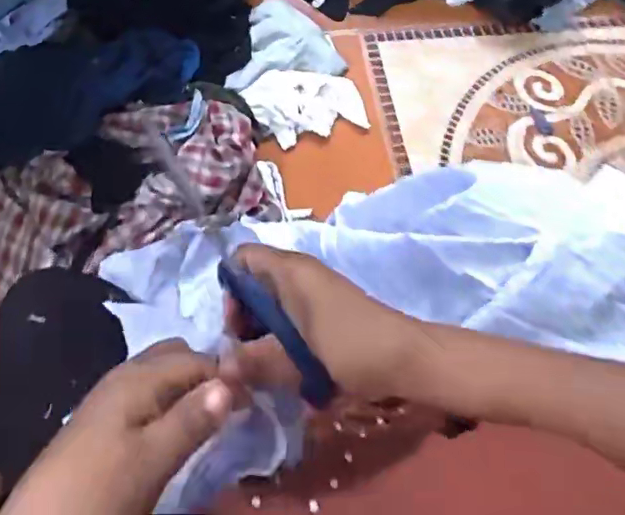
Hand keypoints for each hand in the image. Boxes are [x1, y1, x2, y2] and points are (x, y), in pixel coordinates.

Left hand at [4, 340, 236, 514]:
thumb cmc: (99, 492)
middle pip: (177, 357)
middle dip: (206, 373)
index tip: (254, 401)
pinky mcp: (100, 422)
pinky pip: (146, 394)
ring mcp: (109, 397)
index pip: (198, 359)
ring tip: (209, 418)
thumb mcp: (151, 461)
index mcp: (139, 375)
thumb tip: (233, 382)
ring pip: (160, 375)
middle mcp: (124, 374)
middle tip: (232, 407)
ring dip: (187, 387)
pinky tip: (173, 430)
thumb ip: (192, 419)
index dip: (228, 376)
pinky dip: (168, 402)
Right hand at [219, 244, 438, 403]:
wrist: (404, 357)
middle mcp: (299, 273)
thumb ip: (255, 360)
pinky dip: (280, 337)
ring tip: (261, 367)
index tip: (234, 328)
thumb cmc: (351, 346)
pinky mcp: (323, 312)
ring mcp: (313, 292)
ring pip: (270, 303)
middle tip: (245, 355)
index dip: (230, 288)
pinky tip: (284, 366)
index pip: (243, 257)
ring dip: (261, 333)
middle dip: (242, 317)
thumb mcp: (298, 358)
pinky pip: (288, 317)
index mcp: (290, 270)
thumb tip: (219, 367)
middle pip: (253, 283)